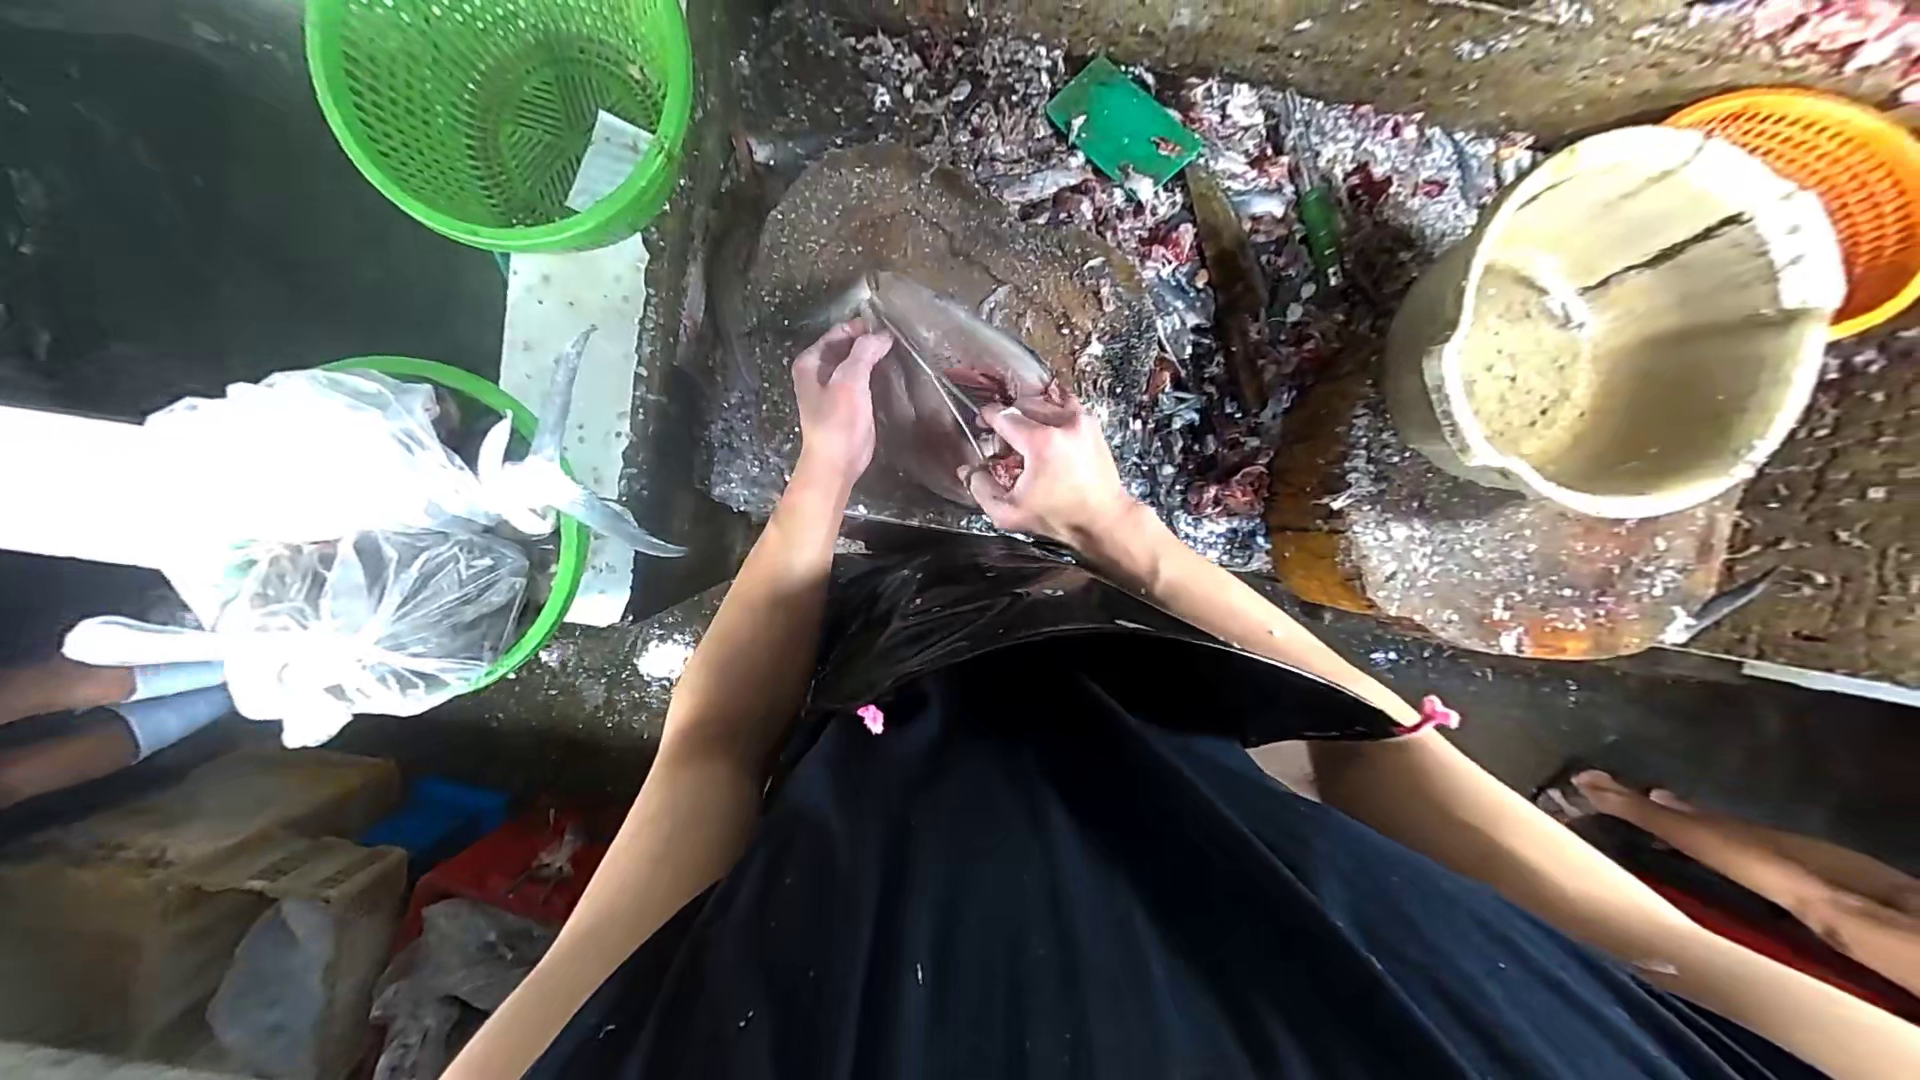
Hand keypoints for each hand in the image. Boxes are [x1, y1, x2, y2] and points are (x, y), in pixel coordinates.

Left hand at [791, 319, 892, 492]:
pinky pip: (862, 382)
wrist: (836, 463)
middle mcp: (818, 373)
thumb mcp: (850, 381)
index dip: (861, 328)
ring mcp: (833, 390)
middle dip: (869, 342)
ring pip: (855, 365)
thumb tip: (883, 335)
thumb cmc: (838, 421)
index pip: (838, 333)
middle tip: (898, 338)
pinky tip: (893, 374)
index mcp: (811, 363)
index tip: (888, 326)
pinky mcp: (847, 405)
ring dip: (873, 359)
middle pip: (846, 348)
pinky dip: (875, 376)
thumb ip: (864, 353)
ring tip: (899, 352)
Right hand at [963, 392, 1141, 547]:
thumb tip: (970, 471)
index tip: (982, 423)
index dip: (988, 417)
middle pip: (1024, 405)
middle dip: (1010, 418)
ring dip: (1030, 413)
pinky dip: (1052, 412)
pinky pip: (1066, 406)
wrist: (1104, 520)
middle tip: (1003, 438)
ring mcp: (1082, 421)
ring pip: (1046, 402)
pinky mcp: (1093, 426)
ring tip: (1025, 434)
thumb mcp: (1010, 513)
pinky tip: (1046, 431)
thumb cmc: (1059, 517)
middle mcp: (1064, 423)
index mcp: (1041, 441)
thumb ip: (982, 489)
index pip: (1005, 416)